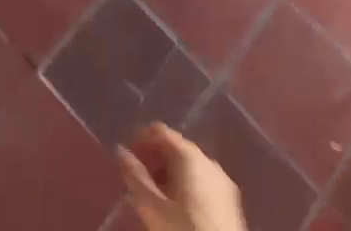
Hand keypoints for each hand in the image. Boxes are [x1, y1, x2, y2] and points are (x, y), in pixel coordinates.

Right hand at [117, 124, 248, 230]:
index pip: (159, 131)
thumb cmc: (184, 229)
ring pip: (188, 166)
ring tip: (154, 197)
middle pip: (174, 147)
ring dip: (167, 174)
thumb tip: (120, 150)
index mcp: (190, 155)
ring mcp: (222, 180)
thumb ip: (133, 174)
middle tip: (137, 182)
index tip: (127, 161)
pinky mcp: (230, 200)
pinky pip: (201, 180)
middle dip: (152, 160)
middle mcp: (208, 160)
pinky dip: (183, 185)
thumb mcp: (151, 205)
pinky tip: (176, 208)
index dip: (139, 141)